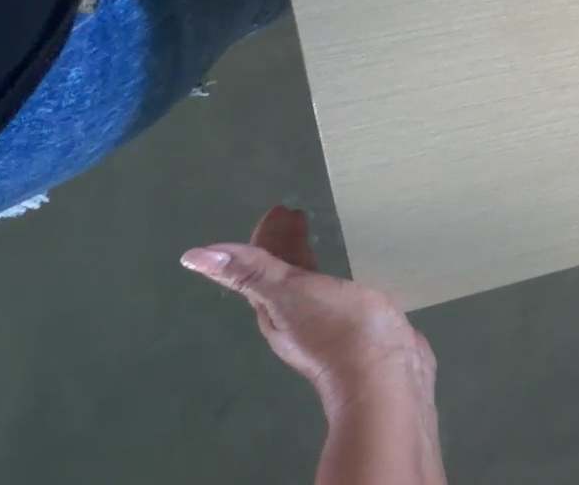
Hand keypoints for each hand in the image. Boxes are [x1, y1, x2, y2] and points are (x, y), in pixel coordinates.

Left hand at [180, 206, 435, 409]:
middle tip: (300, 214)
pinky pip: (336, 290)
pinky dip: (334, 273)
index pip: (262, 263)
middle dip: (286, 243)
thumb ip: (253, 273)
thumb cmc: (340, 328)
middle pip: (282, 273)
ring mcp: (325, 322)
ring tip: (321, 239)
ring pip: (307, 282)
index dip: (268, 234)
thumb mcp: (294, 295)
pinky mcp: (356, 323)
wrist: (385, 371)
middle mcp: (293, 316)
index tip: (283, 207)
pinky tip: (352, 274)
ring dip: (307, 258)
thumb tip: (193, 256)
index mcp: (275, 307)